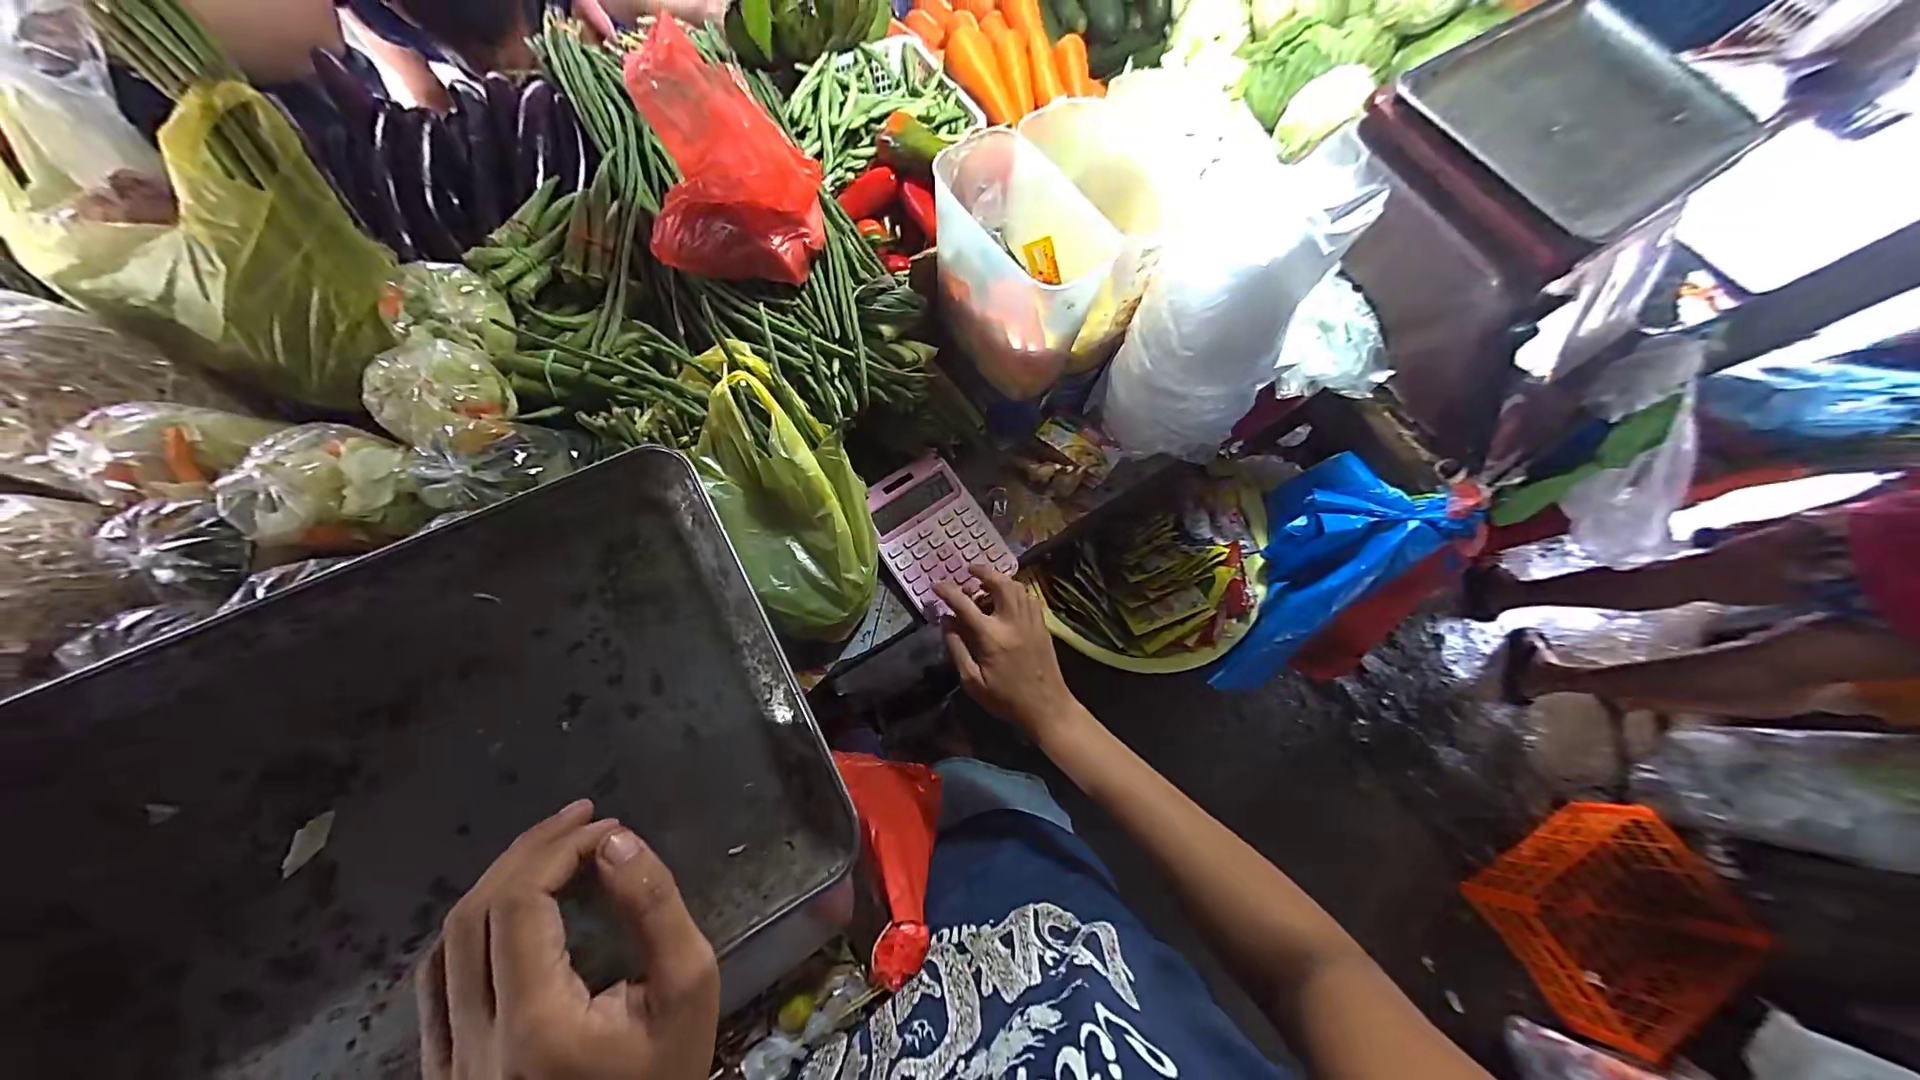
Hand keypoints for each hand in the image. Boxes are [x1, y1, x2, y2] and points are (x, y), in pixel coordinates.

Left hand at [416, 800, 718, 1079]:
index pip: (520, 905)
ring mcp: (449, 1066)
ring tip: (552, 848)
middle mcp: (474, 1046)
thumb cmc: (667, 1071)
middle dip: (531, 851)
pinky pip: (435, 985)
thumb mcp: (690, 981)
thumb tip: (615, 840)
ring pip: (444, 947)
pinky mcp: (446, 1073)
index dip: (560, 850)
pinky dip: (472, 927)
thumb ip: (655, 905)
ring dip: (500, 881)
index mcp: (536, 1024)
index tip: (608, 828)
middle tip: (582, 819)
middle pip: (474, 916)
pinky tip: (510, 906)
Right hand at [934, 565, 1081, 739]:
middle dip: (983, 571)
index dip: (948, 592)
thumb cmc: (1005, 698)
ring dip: (1000, 578)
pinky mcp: (1042, 625)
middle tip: (969, 569)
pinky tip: (1007, 597)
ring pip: (1016, 586)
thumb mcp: (972, 681)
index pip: (965, 605)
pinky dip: (1016, 590)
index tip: (937, 585)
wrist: (1047, 707)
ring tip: (986, 582)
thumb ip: (956, 648)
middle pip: (999, 583)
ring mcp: (1030, 621)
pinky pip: (1028, 597)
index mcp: (991, 637)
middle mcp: (1012, 622)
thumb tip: (945, 621)